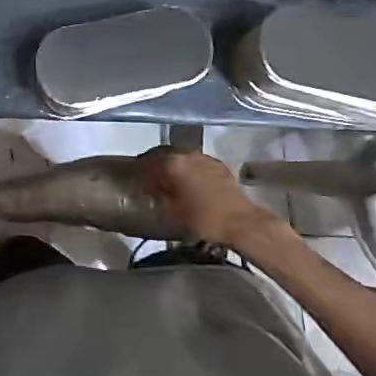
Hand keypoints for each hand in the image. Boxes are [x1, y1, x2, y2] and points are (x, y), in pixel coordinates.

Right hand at [139, 150, 291, 253]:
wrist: (240, 221)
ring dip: (172, 164)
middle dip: (155, 163)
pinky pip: (196, 162)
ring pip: (181, 156)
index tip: (135, 176)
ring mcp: (205, 158)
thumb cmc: (203, 219)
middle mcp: (189, 154)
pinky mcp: (218, 165)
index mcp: (174, 163)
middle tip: (148, 176)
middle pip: (165, 154)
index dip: (140, 169)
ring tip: (167, 179)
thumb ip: (157, 195)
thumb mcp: (172, 211)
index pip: (149, 161)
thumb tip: (148, 188)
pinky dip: (188, 168)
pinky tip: (188, 181)